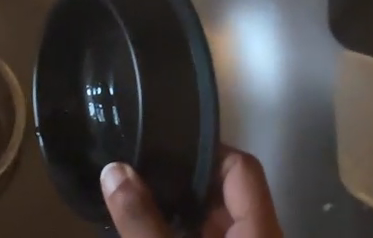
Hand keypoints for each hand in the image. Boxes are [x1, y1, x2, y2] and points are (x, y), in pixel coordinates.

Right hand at [100, 151, 283, 237]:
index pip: (243, 168)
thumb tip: (114, 169)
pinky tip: (153, 234)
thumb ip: (143, 221)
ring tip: (139, 201)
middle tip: (141, 172)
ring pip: (216, 226)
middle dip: (183, 184)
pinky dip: (184, 236)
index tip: (166, 143)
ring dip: (181, 216)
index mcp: (259, 232)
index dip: (207, 149)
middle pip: (226, 195)